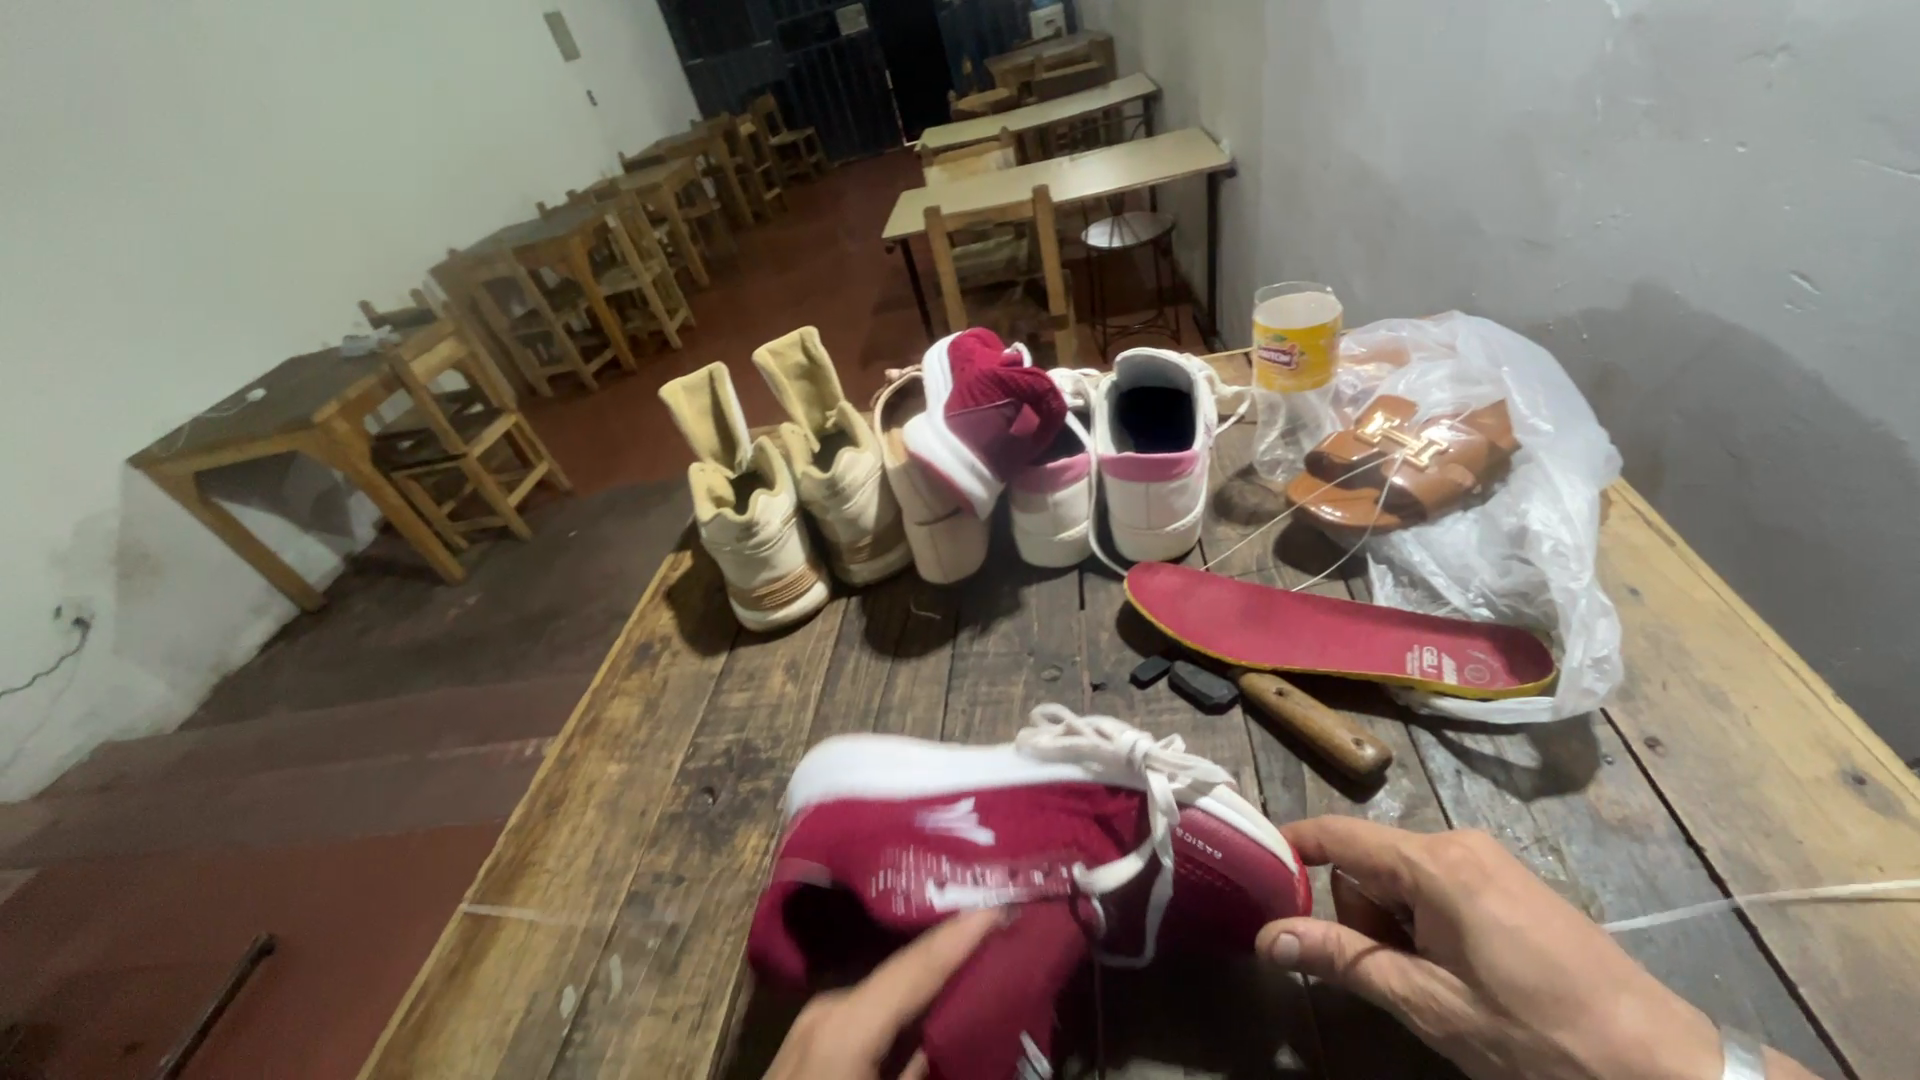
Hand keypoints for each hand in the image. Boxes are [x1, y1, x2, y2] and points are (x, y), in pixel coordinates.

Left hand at [767, 908, 1004, 1079]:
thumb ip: (928, 1069)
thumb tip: (965, 1038)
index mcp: (845, 1027)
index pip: (917, 968)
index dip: (963, 935)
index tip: (1006, 906)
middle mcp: (830, 1009)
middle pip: (906, 970)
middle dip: (954, 949)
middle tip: (1004, 927)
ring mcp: (817, 1022)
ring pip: (890, 989)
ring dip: (933, 975)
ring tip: (982, 953)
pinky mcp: (815, 1041)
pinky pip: (873, 1011)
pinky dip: (908, 1005)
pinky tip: (936, 1004)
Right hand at [1256, 817, 1815, 1079]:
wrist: (1673, 1072)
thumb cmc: (1540, 1037)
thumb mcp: (1429, 1003)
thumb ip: (1341, 959)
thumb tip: (1264, 938)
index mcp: (1434, 863)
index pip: (1336, 834)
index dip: (1289, 847)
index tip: (1251, 873)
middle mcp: (1458, 843)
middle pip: (1367, 860)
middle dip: (1358, 914)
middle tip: (1389, 976)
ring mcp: (1489, 860)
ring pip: (1400, 877)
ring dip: (1394, 925)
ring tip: (1434, 985)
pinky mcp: (1511, 882)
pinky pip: (1437, 886)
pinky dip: (1424, 923)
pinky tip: (1461, 973)